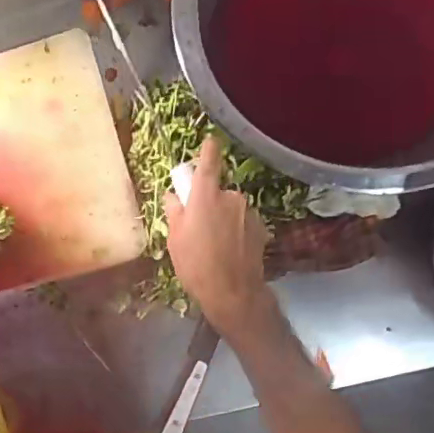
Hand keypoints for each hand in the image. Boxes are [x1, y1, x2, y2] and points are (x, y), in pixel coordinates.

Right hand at [163, 136, 269, 324]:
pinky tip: (227, 251)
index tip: (210, 141)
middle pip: (216, 192)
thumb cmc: (195, 264)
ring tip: (212, 245)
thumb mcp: (174, 239)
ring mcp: (248, 212)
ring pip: (230, 208)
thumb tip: (174, 196)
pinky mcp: (260, 227)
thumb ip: (174, 212)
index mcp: (206, 197)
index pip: (209, 162)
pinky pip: (241, 222)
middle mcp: (230, 197)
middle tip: (195, 227)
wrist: (232, 291)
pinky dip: (234, 230)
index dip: (208, 150)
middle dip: (207, 203)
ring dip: (221, 219)